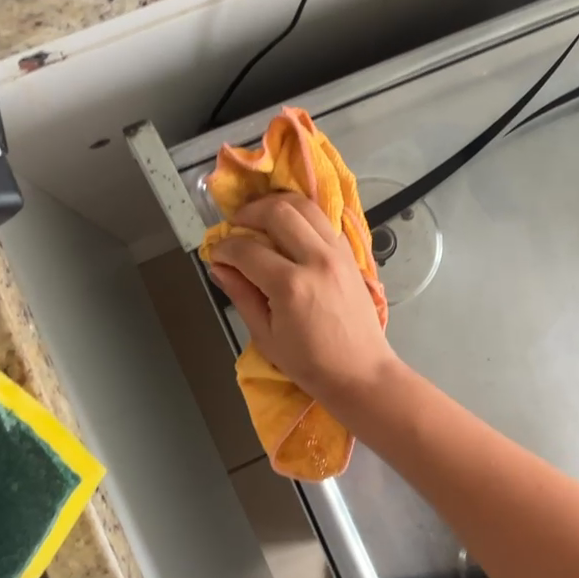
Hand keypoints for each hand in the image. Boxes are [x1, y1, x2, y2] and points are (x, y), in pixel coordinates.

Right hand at [208, 193, 399, 405]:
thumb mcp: (265, 336)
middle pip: (278, 212)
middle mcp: (316, 260)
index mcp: (291, 286)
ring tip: (261, 218)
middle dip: (249, 213)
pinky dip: (303, 218)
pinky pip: (324, 221)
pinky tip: (290, 231)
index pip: (247, 249)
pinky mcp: (351, 255)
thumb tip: (219, 268)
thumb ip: (242, 295)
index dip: (224, 247)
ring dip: (278, 205)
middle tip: (236, 225)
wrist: (361, 372)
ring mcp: (338, 254)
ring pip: (306, 206)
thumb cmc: (311, 364)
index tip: (217, 253)